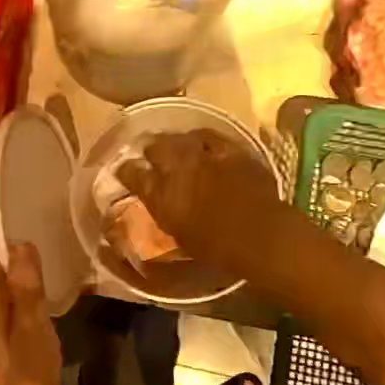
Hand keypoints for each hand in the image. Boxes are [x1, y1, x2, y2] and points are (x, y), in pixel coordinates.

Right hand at [118, 129, 293, 276]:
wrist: (258, 234)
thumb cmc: (216, 248)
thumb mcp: (179, 234)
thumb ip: (165, 213)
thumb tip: (160, 205)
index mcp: (158, 194)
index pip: (130, 173)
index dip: (126, 171)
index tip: (126, 172)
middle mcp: (175, 167)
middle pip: (154, 147)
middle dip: (151, 150)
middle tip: (152, 155)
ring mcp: (203, 154)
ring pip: (180, 137)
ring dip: (175, 142)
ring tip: (177, 147)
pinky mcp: (229, 148)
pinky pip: (209, 136)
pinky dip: (202, 139)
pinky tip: (202, 143)